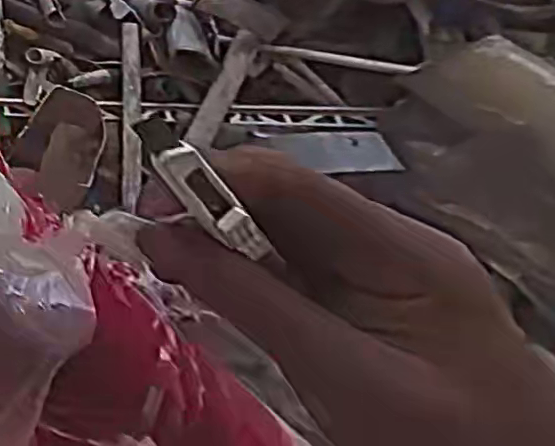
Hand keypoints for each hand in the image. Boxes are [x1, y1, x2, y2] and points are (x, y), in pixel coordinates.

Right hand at [136, 148, 554, 445]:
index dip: (206, 177)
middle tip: (150, 238)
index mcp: (404, 250)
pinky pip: (266, 258)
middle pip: (266, 194)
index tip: (151, 205)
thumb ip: (249, 300)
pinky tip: (201, 280)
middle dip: (198, 207)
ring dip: (205, 236)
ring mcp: (363, 269)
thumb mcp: (347, 377)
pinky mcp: (341, 295)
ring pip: (258, 223)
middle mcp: (381, 243)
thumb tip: (155, 237)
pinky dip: (224, 264)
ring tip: (166, 261)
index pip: (284, 179)